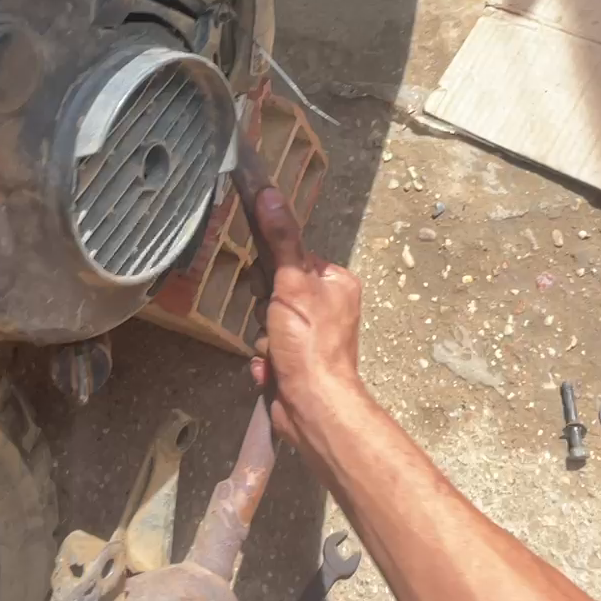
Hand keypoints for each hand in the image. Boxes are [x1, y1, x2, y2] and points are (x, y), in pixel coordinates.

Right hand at [246, 187, 368, 455]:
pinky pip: (269, 350)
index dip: (274, 272)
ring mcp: (313, 336)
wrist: (313, 406)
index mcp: (336, 282)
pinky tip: (274, 370)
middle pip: (276, 291)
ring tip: (276, 351)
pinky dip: (266, 361)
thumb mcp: (292, 282)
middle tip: (273, 323)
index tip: (270, 288)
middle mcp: (329, 306)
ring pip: (267, 321)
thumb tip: (269, 193)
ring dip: (264, 338)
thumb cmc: (309, 341)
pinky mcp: (298, 362)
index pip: (293, 259)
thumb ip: (280, 239)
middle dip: (266, 310)